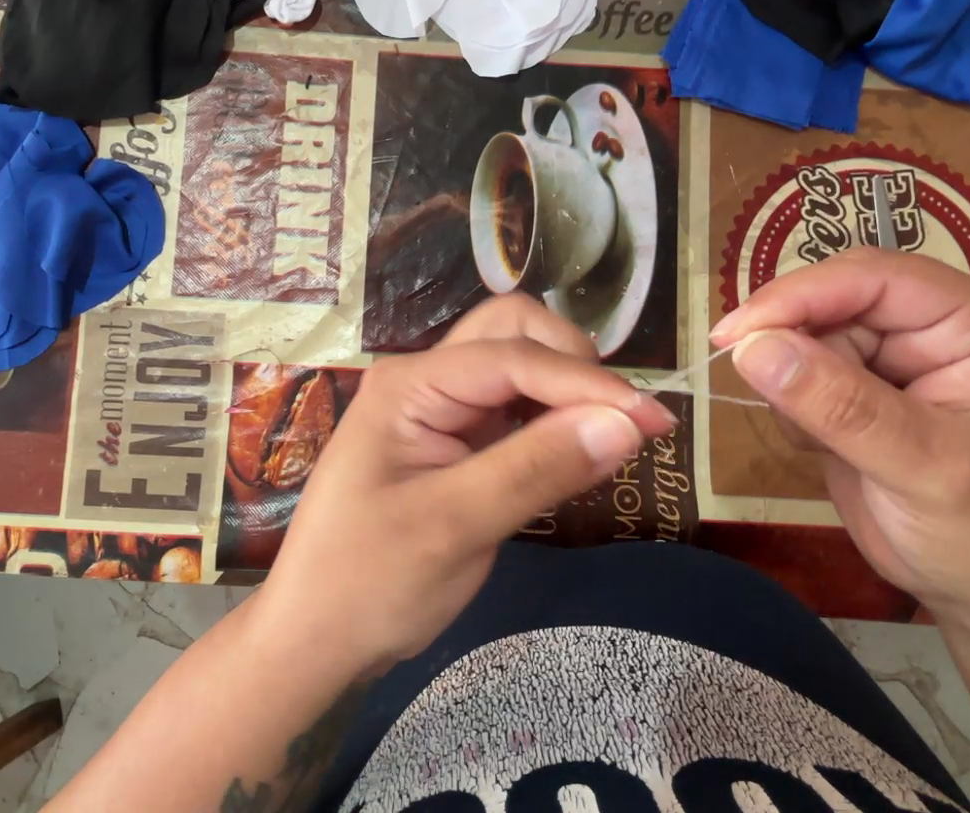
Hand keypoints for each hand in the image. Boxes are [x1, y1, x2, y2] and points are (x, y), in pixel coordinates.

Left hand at [251, 294, 679, 672]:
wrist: (315, 637)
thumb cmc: (368, 582)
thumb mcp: (454, 527)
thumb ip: (538, 468)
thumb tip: (627, 421)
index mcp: (410, 385)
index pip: (514, 357)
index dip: (587, 384)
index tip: (654, 422)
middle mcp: (424, 381)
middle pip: (512, 332)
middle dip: (572, 362)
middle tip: (620, 421)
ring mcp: (437, 409)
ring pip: (516, 364)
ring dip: (566, 387)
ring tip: (609, 435)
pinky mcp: (452, 440)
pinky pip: (512, 407)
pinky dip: (550, 417)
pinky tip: (574, 450)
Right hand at [711, 249, 969, 637]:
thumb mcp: (930, 471)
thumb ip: (843, 407)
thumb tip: (751, 348)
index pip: (870, 278)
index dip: (795, 297)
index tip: (729, 338)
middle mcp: (935, 324)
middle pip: (830, 303)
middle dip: (796, 351)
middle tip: (792, 416)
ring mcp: (897, 358)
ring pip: (806, 340)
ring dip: (795, 391)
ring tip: (829, 446)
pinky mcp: (863, 392)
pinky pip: (800, 376)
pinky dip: (796, 412)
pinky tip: (828, 451)